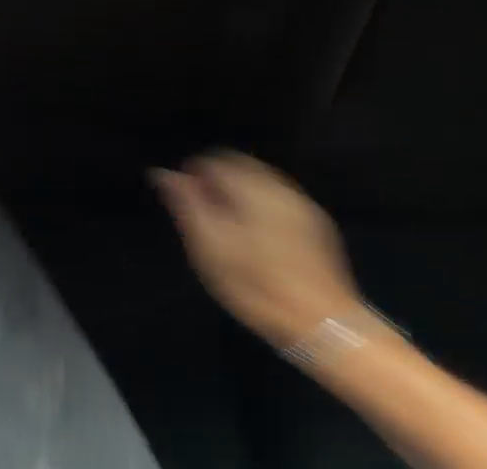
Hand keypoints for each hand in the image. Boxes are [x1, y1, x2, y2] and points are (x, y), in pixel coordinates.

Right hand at [152, 151, 361, 347]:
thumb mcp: (209, 248)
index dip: (193, 178)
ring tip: (230, 232)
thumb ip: (186, 204)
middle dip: (218, 185)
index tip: (186, 205)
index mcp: (251, 189)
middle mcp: (279, 188)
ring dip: (241, 196)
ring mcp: (302, 205)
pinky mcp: (317, 225)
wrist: (323, 325)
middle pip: (239, 166)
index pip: (213, 160)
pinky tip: (258, 240)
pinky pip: (280, 201)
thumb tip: (163, 173)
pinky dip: (262, 208)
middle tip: (207, 221)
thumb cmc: (257, 287)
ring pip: (261, 183)